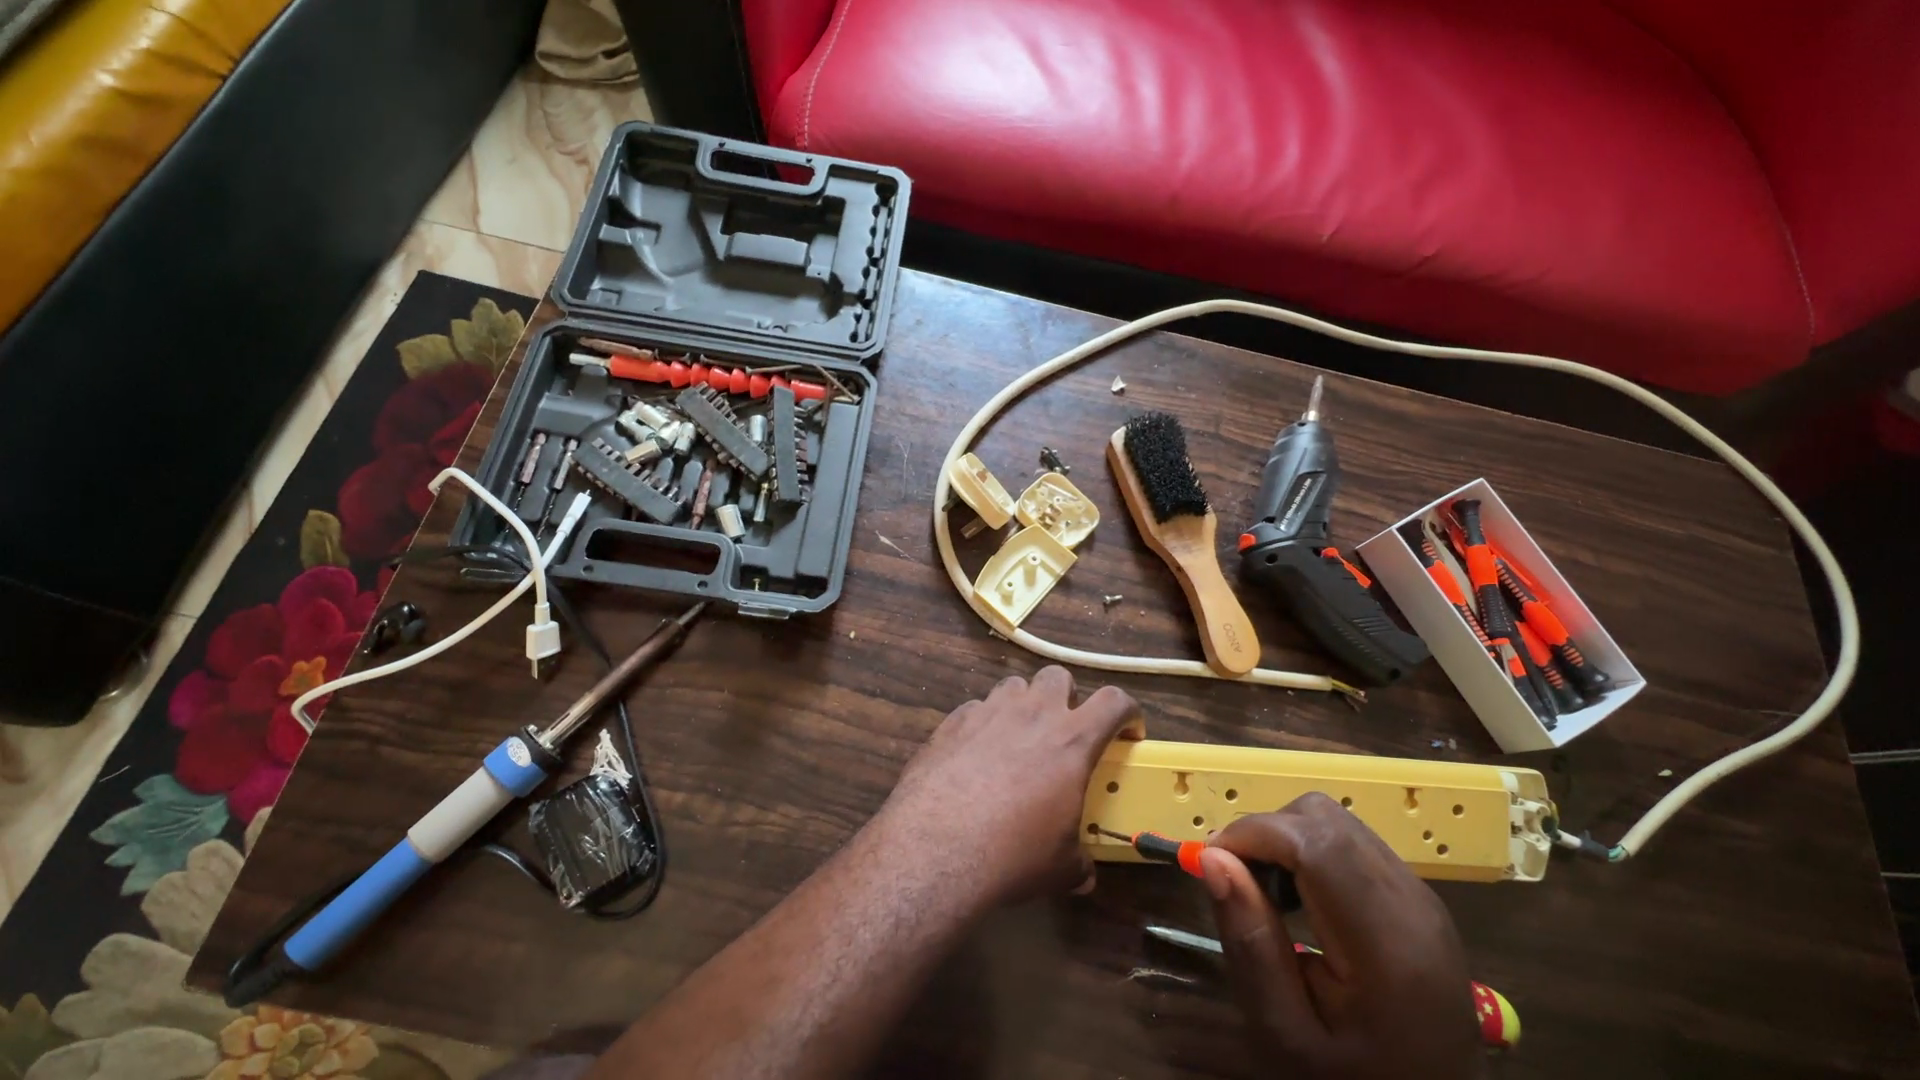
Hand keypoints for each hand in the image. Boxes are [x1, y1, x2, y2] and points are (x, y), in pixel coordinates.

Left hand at [878, 667, 1137, 905]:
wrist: (937, 848)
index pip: (1115, 702)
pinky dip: (983, 724)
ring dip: (1023, 705)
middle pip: (1058, 677)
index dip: (1128, 712)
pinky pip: (975, 709)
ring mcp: (987, 713)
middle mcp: (1032, 715)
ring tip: (1018, 738)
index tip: (1128, 732)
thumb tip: (1083, 876)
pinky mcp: (950, 723)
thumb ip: (1077, 862)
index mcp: (1072, 741)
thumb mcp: (1060, 867)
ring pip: (1014, 686)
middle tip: (1064, 731)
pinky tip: (976, 755)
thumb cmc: (1013, 854)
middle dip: (1067, 697)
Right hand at [1199, 794, 1482, 1079]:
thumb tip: (1212, 858)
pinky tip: (1301, 899)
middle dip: (1266, 832)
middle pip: (1324, 817)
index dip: (1252, 833)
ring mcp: (1422, 895)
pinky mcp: (1419, 895)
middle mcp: (1412, 902)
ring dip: (1287, 838)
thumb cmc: (1351, 1076)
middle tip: (1238, 883)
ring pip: (1337, 819)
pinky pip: (1353, 840)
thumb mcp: (1285, 1031)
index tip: (1210, 862)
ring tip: (1269, 894)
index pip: (1316, 842)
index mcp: (1386, 944)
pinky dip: (1311, 850)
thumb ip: (1250, 944)